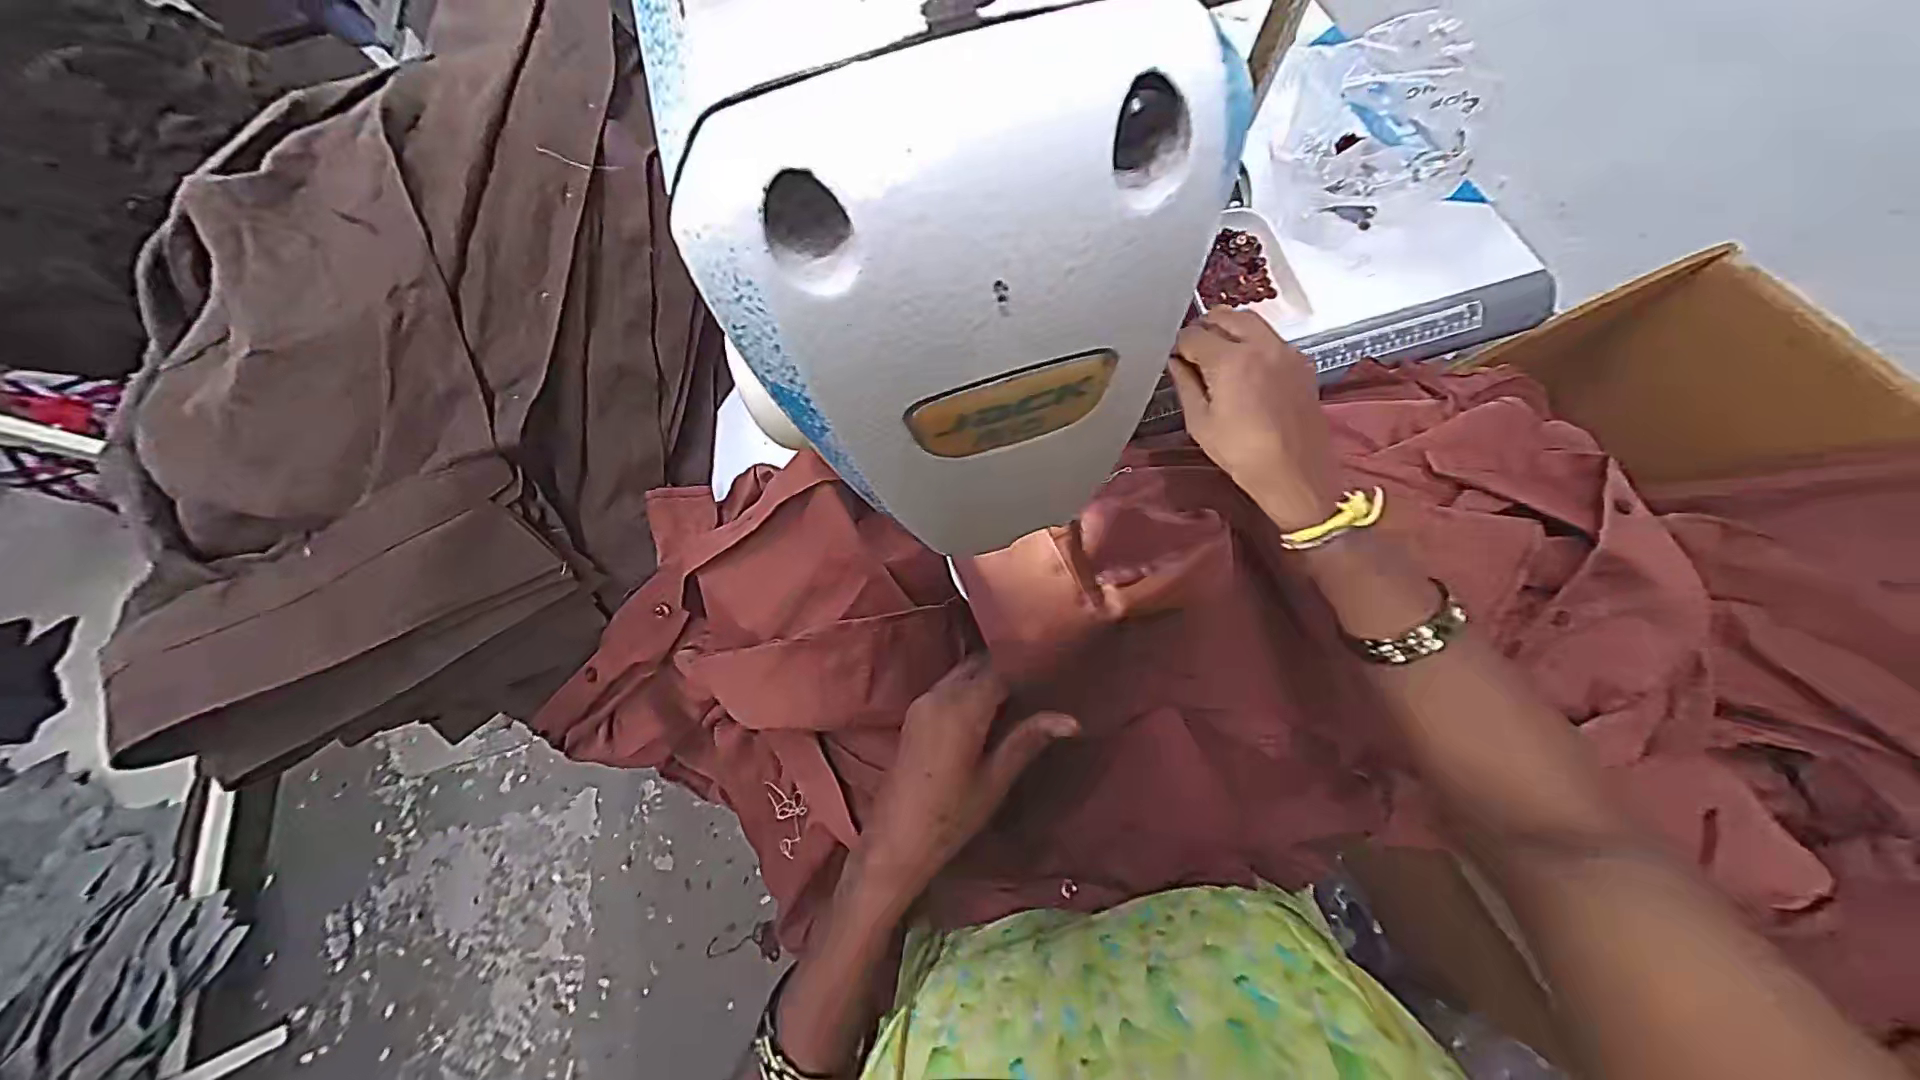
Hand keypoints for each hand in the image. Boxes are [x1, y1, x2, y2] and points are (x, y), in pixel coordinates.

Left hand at [857, 655, 1077, 909]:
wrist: (896, 840)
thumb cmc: (951, 816)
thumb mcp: (995, 780)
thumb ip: (1028, 740)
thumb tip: (1072, 720)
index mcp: (960, 707)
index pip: (1000, 669)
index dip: (1027, 666)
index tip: (1054, 669)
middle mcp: (938, 694)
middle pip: (979, 665)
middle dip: (1008, 668)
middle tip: (1041, 680)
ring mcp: (922, 701)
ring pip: (962, 673)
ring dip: (988, 677)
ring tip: (1022, 692)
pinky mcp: (914, 713)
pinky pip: (948, 686)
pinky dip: (970, 688)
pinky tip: (991, 707)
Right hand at [1169, 307, 1341, 530]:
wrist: (1294, 472)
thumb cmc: (1241, 453)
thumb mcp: (1200, 422)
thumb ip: (1185, 385)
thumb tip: (1176, 363)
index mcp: (1230, 360)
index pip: (1194, 334)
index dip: (1179, 345)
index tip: (1175, 359)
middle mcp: (1261, 346)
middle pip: (1225, 315)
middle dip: (1205, 327)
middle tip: (1193, 350)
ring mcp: (1285, 351)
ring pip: (1251, 322)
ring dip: (1229, 330)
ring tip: (1217, 356)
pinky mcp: (1301, 363)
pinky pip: (1270, 338)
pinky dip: (1252, 342)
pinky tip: (1244, 368)